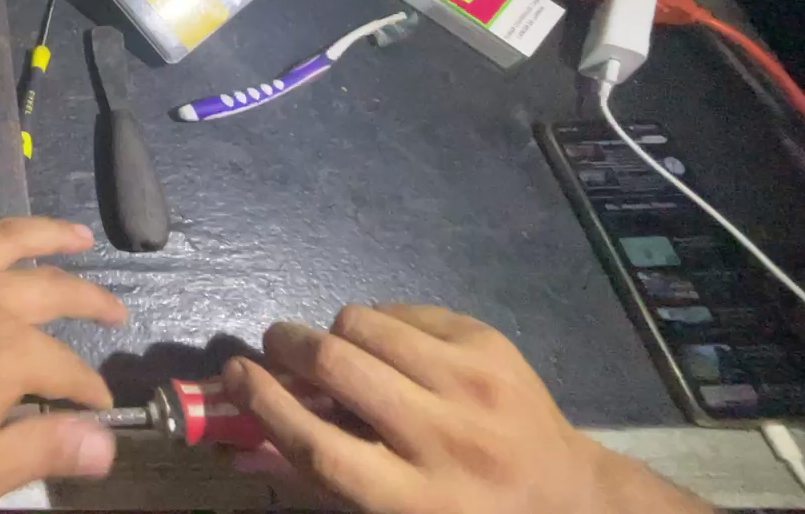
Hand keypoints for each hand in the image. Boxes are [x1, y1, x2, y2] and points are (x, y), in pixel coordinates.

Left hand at [0, 148, 128, 511]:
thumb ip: (46, 449)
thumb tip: (107, 444)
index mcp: (7, 350)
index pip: (67, 369)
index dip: (88, 389)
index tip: (98, 404)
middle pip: (51, 289)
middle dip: (89, 301)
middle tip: (115, 309)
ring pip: (4, 235)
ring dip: (47, 232)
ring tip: (78, 234)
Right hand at [221, 304, 711, 513]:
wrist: (577, 502)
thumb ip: (307, 476)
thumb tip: (227, 446)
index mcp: (420, 504)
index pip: (318, 446)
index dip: (262, 401)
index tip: (232, 373)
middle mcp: (450, 444)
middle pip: (334, 366)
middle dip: (286, 345)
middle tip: (277, 348)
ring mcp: (476, 387)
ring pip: (358, 322)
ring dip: (335, 334)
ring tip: (350, 355)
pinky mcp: (489, 344)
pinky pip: (397, 309)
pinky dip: (380, 325)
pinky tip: (402, 354)